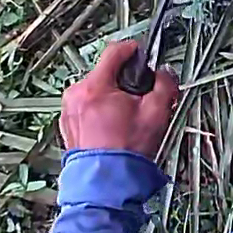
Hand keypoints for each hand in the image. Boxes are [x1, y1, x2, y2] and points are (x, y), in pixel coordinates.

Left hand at [60, 40, 179, 158]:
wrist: (107, 183)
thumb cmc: (127, 152)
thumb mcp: (156, 113)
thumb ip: (164, 85)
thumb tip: (165, 74)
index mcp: (95, 87)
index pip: (114, 51)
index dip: (132, 49)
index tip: (141, 53)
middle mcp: (76, 95)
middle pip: (105, 73)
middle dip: (125, 80)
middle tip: (141, 96)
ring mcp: (69, 110)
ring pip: (96, 90)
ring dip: (112, 95)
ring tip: (127, 116)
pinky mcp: (67, 123)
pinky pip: (87, 106)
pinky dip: (101, 110)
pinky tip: (114, 126)